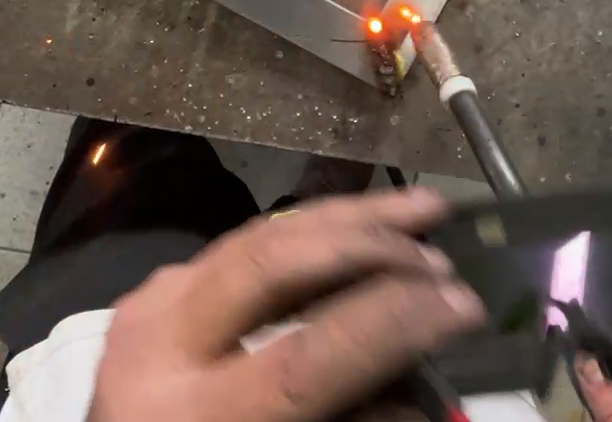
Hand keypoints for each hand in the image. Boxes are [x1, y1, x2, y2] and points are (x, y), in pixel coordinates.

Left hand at [90, 187, 485, 421]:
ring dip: (346, 217)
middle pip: (275, 263)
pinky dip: (306, 233)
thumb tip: (423, 386)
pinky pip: (243, 244)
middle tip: (436, 249)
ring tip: (417, 210)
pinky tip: (353, 225)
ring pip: (261, 232)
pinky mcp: (153, 287)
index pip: (306, 357)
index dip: (391, 322)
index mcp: (194, 419)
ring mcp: (150, 305)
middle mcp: (160, 348)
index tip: (462, 303)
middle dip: (368, 244)